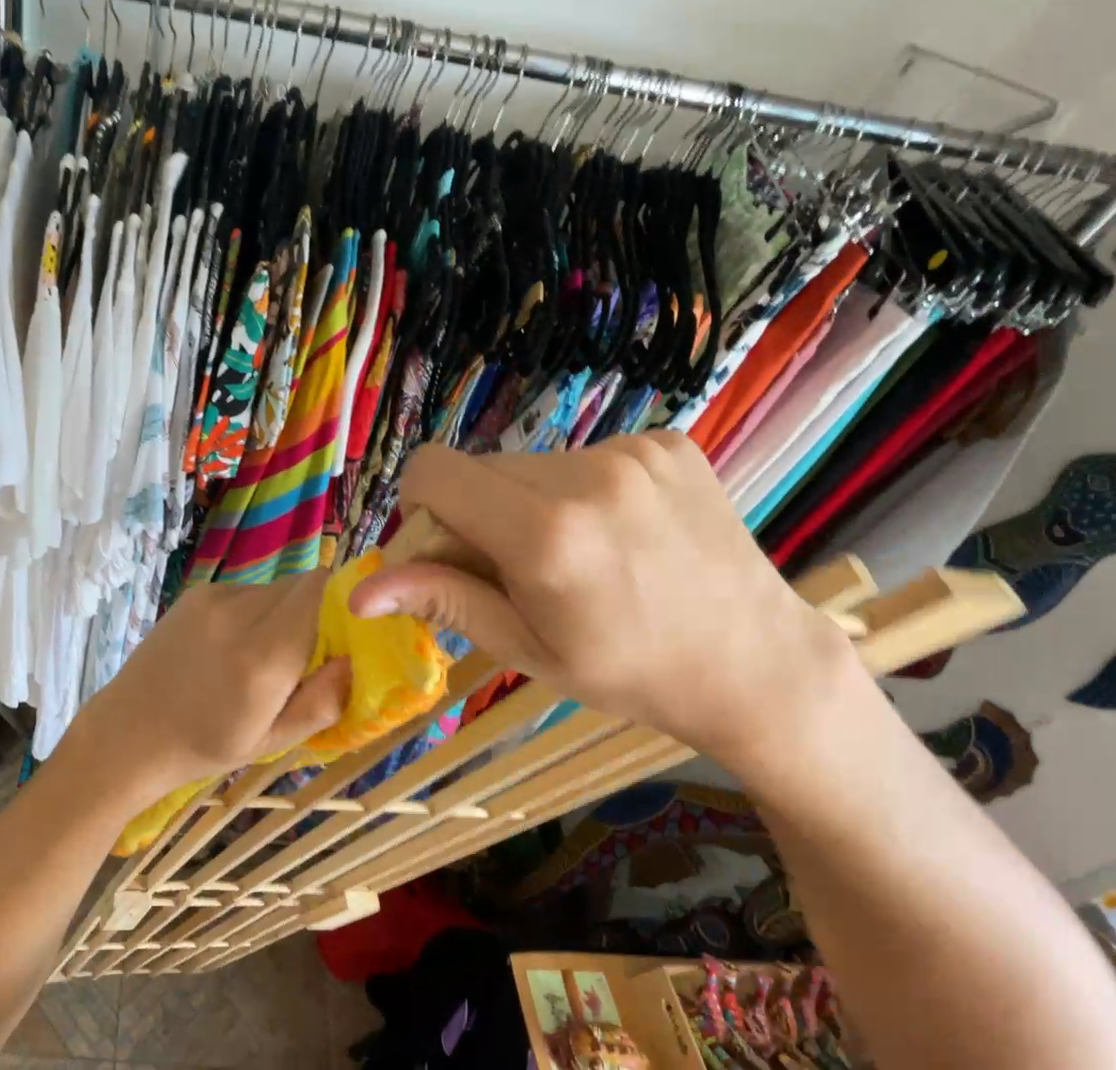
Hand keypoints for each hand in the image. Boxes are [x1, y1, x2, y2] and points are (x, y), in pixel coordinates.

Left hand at [63, 572, 350, 798]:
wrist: (129, 731)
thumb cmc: (205, 746)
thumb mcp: (272, 741)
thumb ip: (322, 701)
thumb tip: (360, 659)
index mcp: (262, 657)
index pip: (324, 594)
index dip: (345, 607)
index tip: (348, 637)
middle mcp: (238, 614)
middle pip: (305, 586)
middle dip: (319, 613)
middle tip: (308, 654)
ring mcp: (212, 597)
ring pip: (277, 587)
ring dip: (286, 612)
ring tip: (264, 655)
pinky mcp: (196, 592)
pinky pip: (247, 589)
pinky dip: (256, 611)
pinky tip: (234, 646)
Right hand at [348, 433, 863, 764]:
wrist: (757, 663)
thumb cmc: (629, 673)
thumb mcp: (526, 649)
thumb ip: (442, 601)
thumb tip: (358, 593)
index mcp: (546, 534)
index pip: (433, 470)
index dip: (420, 506)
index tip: (445, 549)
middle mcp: (588, 475)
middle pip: (481, 469)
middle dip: (477, 512)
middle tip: (516, 569)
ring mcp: (635, 452)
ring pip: (531, 464)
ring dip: (528, 502)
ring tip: (578, 556)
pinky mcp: (668, 443)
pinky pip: (584, 455)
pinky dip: (580, 490)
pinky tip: (618, 534)